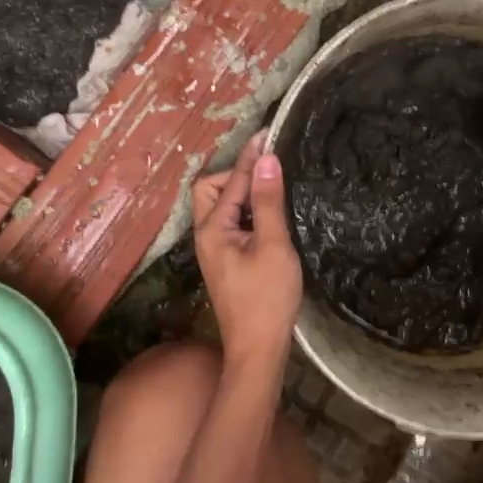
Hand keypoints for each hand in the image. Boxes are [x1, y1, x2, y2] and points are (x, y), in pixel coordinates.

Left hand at [192, 130, 301, 367]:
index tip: (270, 133)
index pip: (231, 181)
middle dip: (238, 172)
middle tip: (270, 167)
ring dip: (245, 190)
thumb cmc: (267, 298)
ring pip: (224, 205)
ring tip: (275, 182)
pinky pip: (235, 220)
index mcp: (213, 229)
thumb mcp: (273, 245)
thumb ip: (269, 201)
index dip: (251, 157)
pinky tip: (273, 209)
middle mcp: (208, 235)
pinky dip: (250, 208)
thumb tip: (266, 158)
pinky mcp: (230, 258)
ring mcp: (217, 248)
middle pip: (212, 188)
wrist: (258, 349)